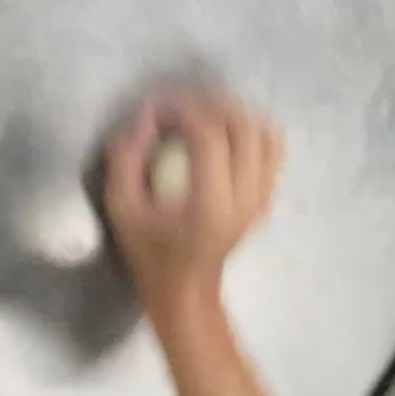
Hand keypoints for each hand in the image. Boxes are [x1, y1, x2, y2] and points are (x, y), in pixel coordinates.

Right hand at [105, 90, 283, 324]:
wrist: (185, 290)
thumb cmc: (149, 254)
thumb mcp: (121, 210)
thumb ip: (126, 160)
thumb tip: (145, 118)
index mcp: (209, 206)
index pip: (210, 137)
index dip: (184, 110)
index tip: (159, 109)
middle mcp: (245, 200)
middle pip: (244, 128)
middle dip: (211, 105)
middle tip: (181, 107)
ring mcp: (261, 199)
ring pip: (265, 134)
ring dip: (235, 115)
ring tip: (204, 116)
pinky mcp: (265, 198)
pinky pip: (273, 150)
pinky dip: (252, 132)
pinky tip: (225, 135)